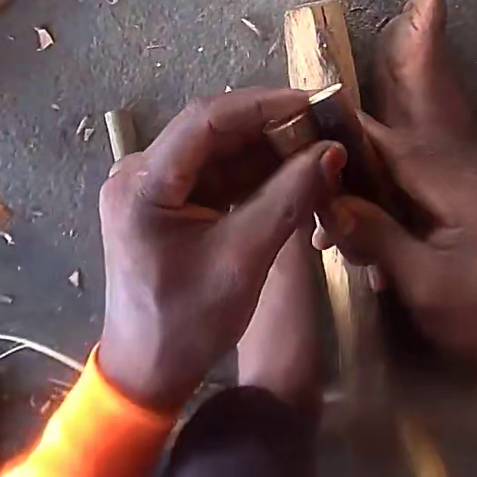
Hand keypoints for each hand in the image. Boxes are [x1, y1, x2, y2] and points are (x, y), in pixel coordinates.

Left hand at [96, 88, 344, 411]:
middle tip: (324, 123)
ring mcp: (156, 182)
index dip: (262, 104)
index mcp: (143, 184)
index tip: (311, 103)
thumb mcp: (244, 259)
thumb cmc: (186, 323)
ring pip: (223, 145)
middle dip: (273, 124)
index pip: (205, 120)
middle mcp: (142, 171)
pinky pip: (223, 167)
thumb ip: (290, 198)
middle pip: (216, 128)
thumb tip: (334, 150)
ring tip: (318, 145)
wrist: (147, 373)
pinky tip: (295, 168)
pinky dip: (260, 167)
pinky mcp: (173, 196)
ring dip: (271, 145)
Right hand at [327, 116, 476, 412]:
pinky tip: (360, 246)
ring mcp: (460, 198)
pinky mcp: (456, 214)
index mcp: (460, 193)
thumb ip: (379, 236)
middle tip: (318, 198)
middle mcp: (461, 183)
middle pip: (398, 159)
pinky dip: (382, 215)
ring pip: (400, 179)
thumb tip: (333, 201)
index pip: (402, 149)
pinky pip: (410, 199)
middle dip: (355, 173)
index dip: (361, 136)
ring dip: (365, 198)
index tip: (321, 128)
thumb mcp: (423, 283)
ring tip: (332, 232)